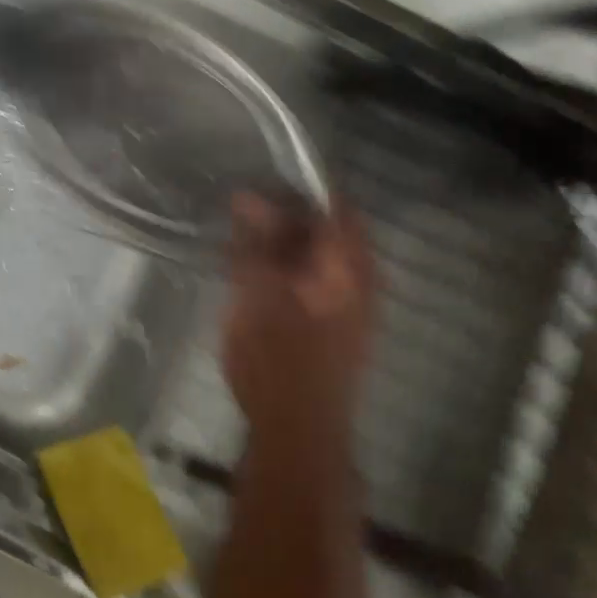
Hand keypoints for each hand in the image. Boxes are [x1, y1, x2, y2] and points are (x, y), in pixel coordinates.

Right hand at [223, 192, 376, 447]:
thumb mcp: (257, 295)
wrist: (297, 428)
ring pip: (316, 254)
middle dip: (285, 212)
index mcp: (349, 269)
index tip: (259, 169)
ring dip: (280, 240)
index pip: (335, 207)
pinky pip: (307, 277)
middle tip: (238, 200)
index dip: (299, 184)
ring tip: (237, 230)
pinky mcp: (328, 324)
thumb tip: (248, 197)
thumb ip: (255, 246)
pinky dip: (280, 264)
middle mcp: (358, 281)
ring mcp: (347, 304)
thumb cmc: (277, 360)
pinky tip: (249, 268)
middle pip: (327, 229)